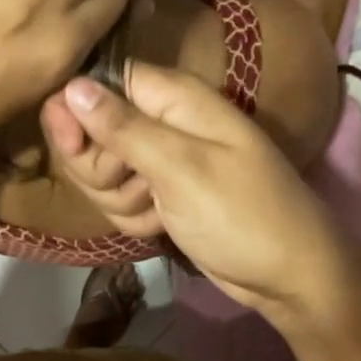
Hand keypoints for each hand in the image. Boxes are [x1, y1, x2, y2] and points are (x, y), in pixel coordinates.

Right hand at [40, 63, 346, 310]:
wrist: (289, 277)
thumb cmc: (243, 215)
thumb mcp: (181, 168)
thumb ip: (122, 127)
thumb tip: (71, 86)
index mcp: (172, 97)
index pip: (96, 83)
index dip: (75, 112)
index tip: (74, 147)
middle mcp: (161, 121)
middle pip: (90, 131)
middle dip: (101, 169)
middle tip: (139, 186)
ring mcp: (158, 160)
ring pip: (99, 172)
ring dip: (120, 199)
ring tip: (160, 208)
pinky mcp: (157, 193)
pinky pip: (117, 198)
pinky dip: (134, 217)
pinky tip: (164, 224)